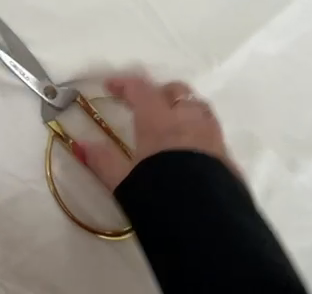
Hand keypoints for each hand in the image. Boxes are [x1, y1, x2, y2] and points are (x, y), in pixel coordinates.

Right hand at [71, 73, 233, 190]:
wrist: (211, 228)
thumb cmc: (160, 193)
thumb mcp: (123, 180)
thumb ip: (102, 159)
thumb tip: (79, 145)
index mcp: (159, 119)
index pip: (140, 88)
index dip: (123, 83)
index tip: (109, 87)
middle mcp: (188, 122)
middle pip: (178, 91)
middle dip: (160, 92)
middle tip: (145, 104)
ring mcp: (214, 141)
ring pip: (201, 109)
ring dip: (185, 109)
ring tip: (172, 123)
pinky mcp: (232, 163)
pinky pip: (215, 136)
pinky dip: (201, 135)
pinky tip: (192, 152)